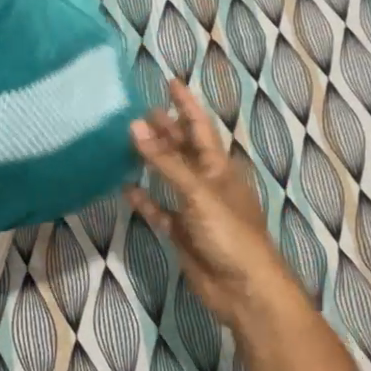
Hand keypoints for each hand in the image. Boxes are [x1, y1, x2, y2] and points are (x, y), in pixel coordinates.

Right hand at [126, 79, 298, 325]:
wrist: (244, 290)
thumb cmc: (231, 234)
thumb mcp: (198, 193)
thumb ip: (166, 161)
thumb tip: (135, 125)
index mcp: (219, 168)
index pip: (199, 126)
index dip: (185, 103)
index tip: (168, 80)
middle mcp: (206, 182)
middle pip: (183, 148)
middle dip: (165, 128)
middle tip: (138, 108)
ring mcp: (193, 208)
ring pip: (169, 176)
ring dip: (152, 159)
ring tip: (128, 139)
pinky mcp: (181, 232)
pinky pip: (159, 209)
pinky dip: (144, 198)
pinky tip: (126, 187)